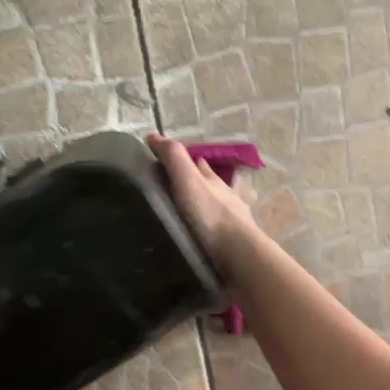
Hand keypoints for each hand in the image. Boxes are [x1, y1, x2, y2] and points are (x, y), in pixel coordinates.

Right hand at [147, 133, 262, 271]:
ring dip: (200, 210)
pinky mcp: (231, 246)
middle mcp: (226, 198)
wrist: (237, 255)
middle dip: (195, 184)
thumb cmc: (210, 215)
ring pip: (214, 210)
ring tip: (179, 217)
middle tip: (170, 191)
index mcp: (214, 181)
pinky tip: (195, 239)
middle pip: (209, 186)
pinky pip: (214, 234)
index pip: (199, 164)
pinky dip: (204, 232)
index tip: (165, 164)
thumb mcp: (188, 180)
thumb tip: (152, 134)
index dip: (184, 160)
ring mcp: (232, 223)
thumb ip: (173, 158)